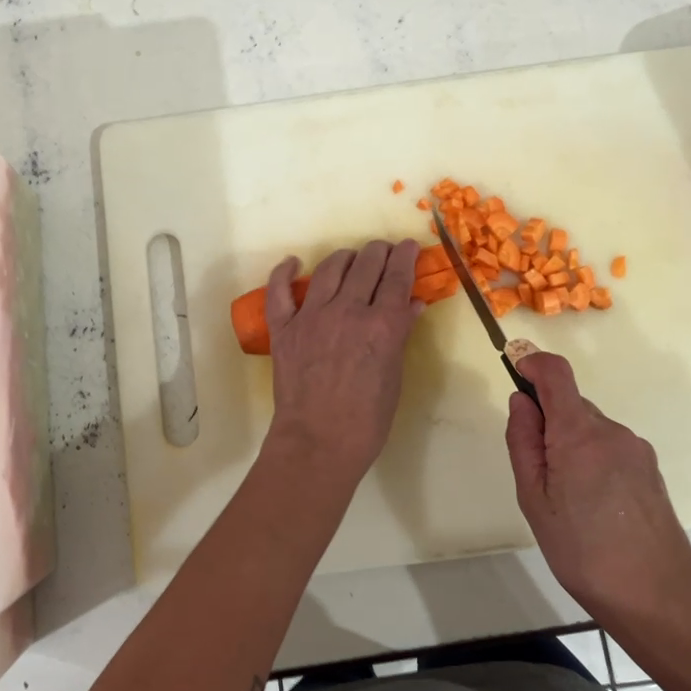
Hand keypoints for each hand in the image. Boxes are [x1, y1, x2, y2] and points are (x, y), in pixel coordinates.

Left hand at [261, 240, 424, 484]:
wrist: (318, 443)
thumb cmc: (367, 421)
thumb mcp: (394, 377)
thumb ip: (400, 335)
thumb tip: (411, 305)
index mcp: (382, 325)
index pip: (398, 278)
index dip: (406, 258)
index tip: (409, 247)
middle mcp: (348, 311)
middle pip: (366, 265)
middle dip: (379, 252)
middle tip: (383, 252)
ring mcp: (311, 317)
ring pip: (329, 269)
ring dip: (343, 258)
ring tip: (350, 258)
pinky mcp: (283, 328)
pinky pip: (279, 291)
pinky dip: (284, 273)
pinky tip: (292, 263)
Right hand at [505, 351, 690, 618]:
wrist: (657, 597)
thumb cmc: (583, 551)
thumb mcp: (534, 500)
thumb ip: (523, 443)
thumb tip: (521, 402)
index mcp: (580, 434)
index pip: (556, 373)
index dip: (533, 363)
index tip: (515, 372)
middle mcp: (613, 432)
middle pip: (572, 405)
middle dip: (547, 423)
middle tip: (536, 474)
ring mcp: (636, 450)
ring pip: (590, 429)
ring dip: (570, 446)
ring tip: (565, 501)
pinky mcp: (650, 470)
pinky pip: (609, 448)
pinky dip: (591, 461)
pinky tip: (591, 507)